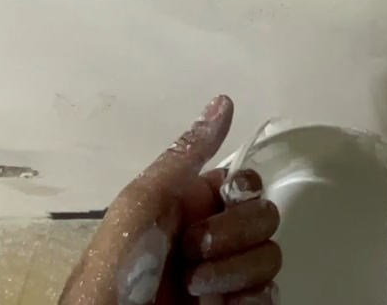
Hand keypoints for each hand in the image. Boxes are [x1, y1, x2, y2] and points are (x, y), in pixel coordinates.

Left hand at [60, 95, 281, 304]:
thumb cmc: (116, 272)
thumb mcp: (141, 204)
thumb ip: (186, 154)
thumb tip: (224, 100)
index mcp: (194, 207)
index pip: (247, 184)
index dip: (241, 195)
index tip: (218, 207)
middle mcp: (214, 238)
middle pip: (265, 217)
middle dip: (233, 238)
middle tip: (192, 255)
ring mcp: (225, 279)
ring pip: (269, 257)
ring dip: (234, 273)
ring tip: (194, 291)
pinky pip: (270, 295)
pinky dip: (251, 300)